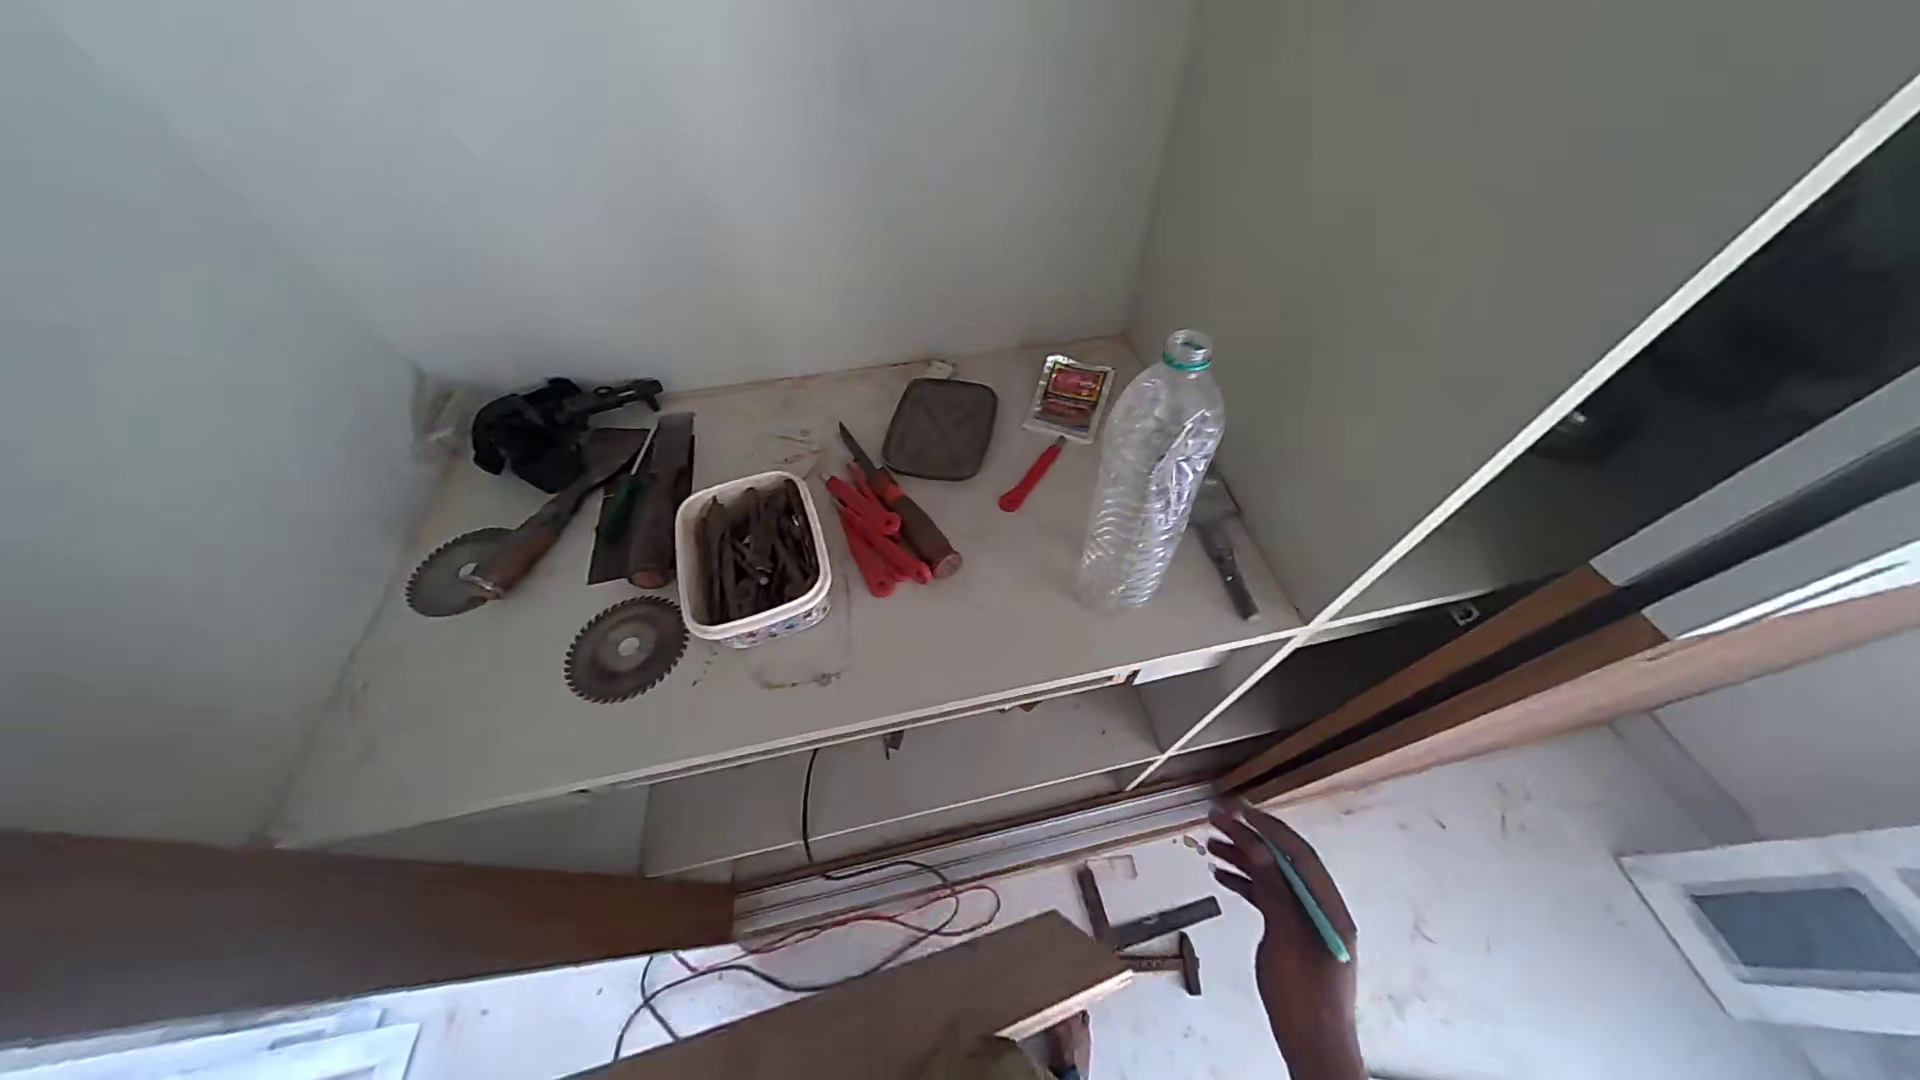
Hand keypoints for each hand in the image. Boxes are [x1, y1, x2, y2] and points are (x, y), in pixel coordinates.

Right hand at [1208, 801, 1362, 1079]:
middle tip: (1217, 819)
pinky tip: (1222, 876)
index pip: (1298, 853)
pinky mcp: (1291, 934)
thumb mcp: (1285, 938)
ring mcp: (1305, 921)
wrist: (1313, 1047)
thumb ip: (1273, 890)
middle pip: (1283, 862)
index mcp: (1328, 906)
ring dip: (1243, 859)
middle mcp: (1319, 908)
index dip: (1268, 828)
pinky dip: (1245, 884)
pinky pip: (1267, 898)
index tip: (1239, 810)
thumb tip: (1257, 847)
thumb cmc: (1303, 997)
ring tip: (1212, 844)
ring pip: (1271, 878)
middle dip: (1250, 839)